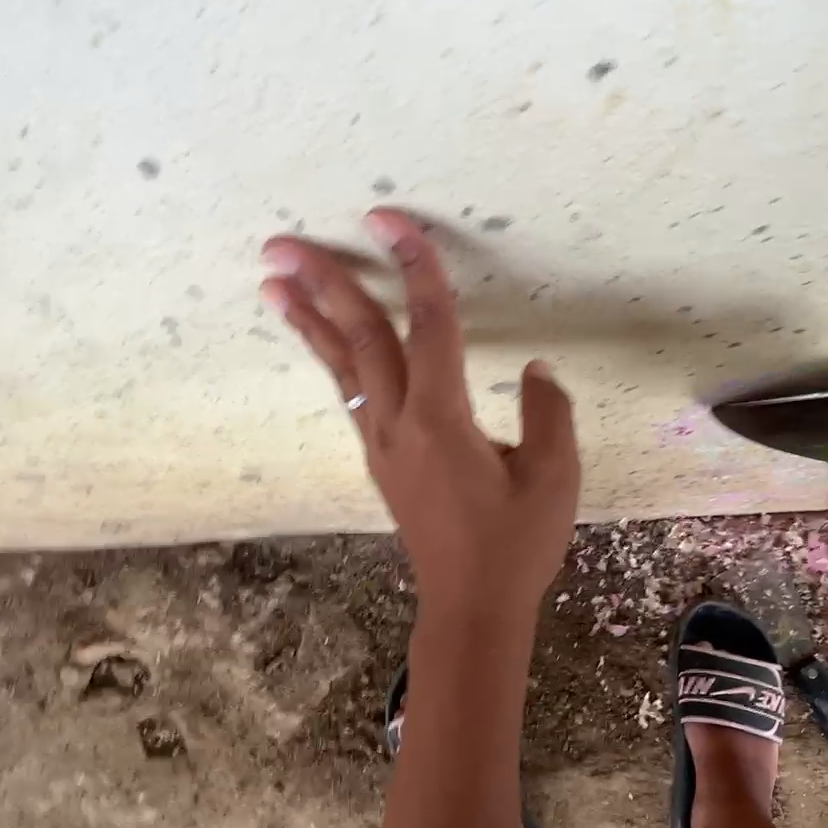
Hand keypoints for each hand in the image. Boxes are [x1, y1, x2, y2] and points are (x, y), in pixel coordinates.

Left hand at [259, 208, 580, 614]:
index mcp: (442, 420)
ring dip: (310, 320)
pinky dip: (331, 358)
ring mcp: (381, 443)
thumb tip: (534, 369)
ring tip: (273, 282)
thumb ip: (548, 412)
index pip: (430, 326)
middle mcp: (398, 424)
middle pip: (361, 338)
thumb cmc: (515, 545)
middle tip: (280, 244)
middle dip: (324, 284)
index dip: (415, 267)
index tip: (389, 220)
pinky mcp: (380, 459)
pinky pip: (350, 394)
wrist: (470, 607)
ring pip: (343, 367)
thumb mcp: (554, 477)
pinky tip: (322, 342)